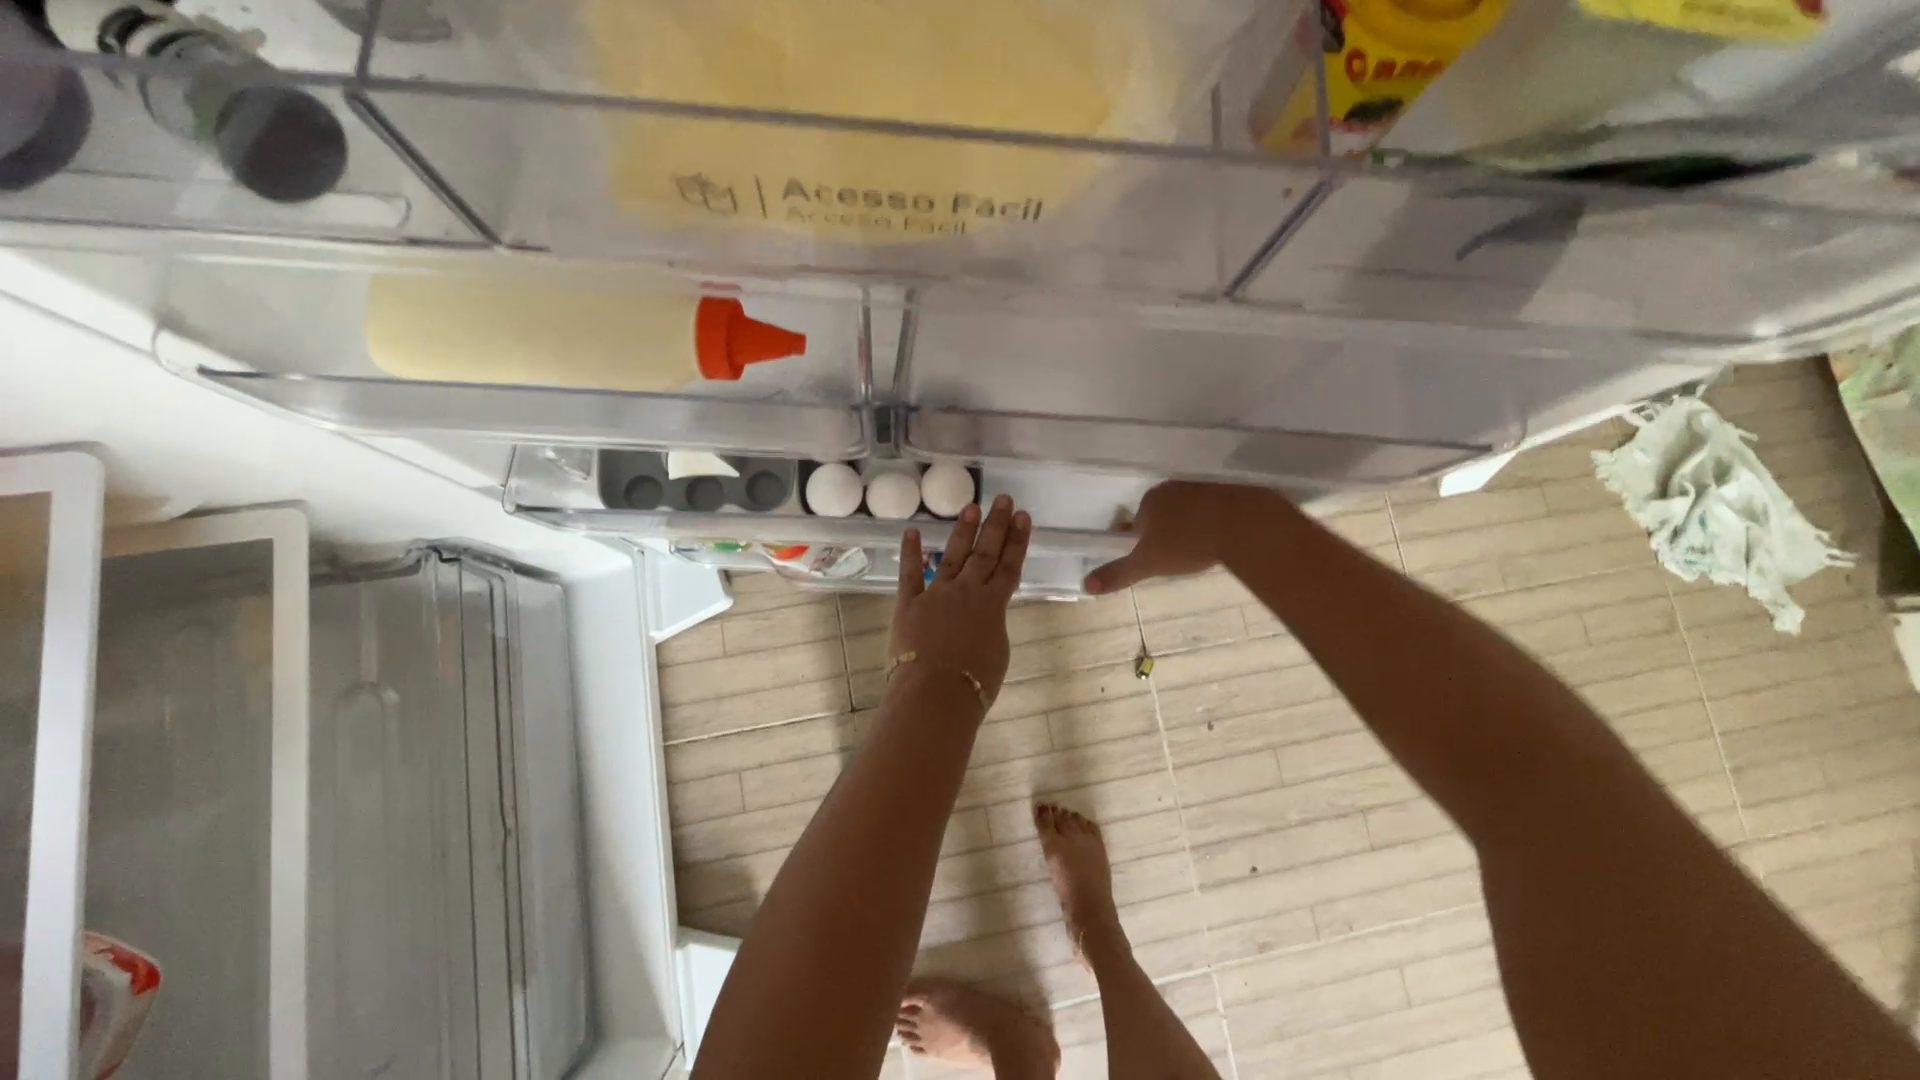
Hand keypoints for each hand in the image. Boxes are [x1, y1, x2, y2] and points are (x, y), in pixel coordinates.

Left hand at [891, 495, 1030, 707]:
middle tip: (1003, 500)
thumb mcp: (997, 653)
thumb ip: (993, 626)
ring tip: (971, 507)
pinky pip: (910, 574)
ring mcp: (937, 594)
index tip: (1024, 517)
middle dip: (996, 525)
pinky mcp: (909, 603)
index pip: (1010, 567)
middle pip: (985, 553)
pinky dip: (910, 552)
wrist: (936, 692)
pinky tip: (911, 531)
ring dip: (963, 531)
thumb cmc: (974, 684)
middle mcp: (967, 592)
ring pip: (953, 556)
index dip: (1018, 541)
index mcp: (993, 606)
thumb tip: (986, 616)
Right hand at [1085, 481, 1277, 593]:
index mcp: (1148, 501)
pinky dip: (1217, 513)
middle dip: (1170, 526)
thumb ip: (1118, 573)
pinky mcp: (1231, 485)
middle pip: (1165, 509)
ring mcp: (1202, 482)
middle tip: (1183, 549)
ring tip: (1206, 541)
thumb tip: (1085, 585)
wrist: (1242, 524)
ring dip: (1194, 518)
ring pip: (1191, 503)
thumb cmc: (1188, 543)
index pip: (1139, 520)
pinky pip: (1217, 500)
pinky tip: (1225, 529)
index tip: (1158, 554)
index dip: (1145, 539)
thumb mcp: (1148, 564)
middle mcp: (1172, 486)